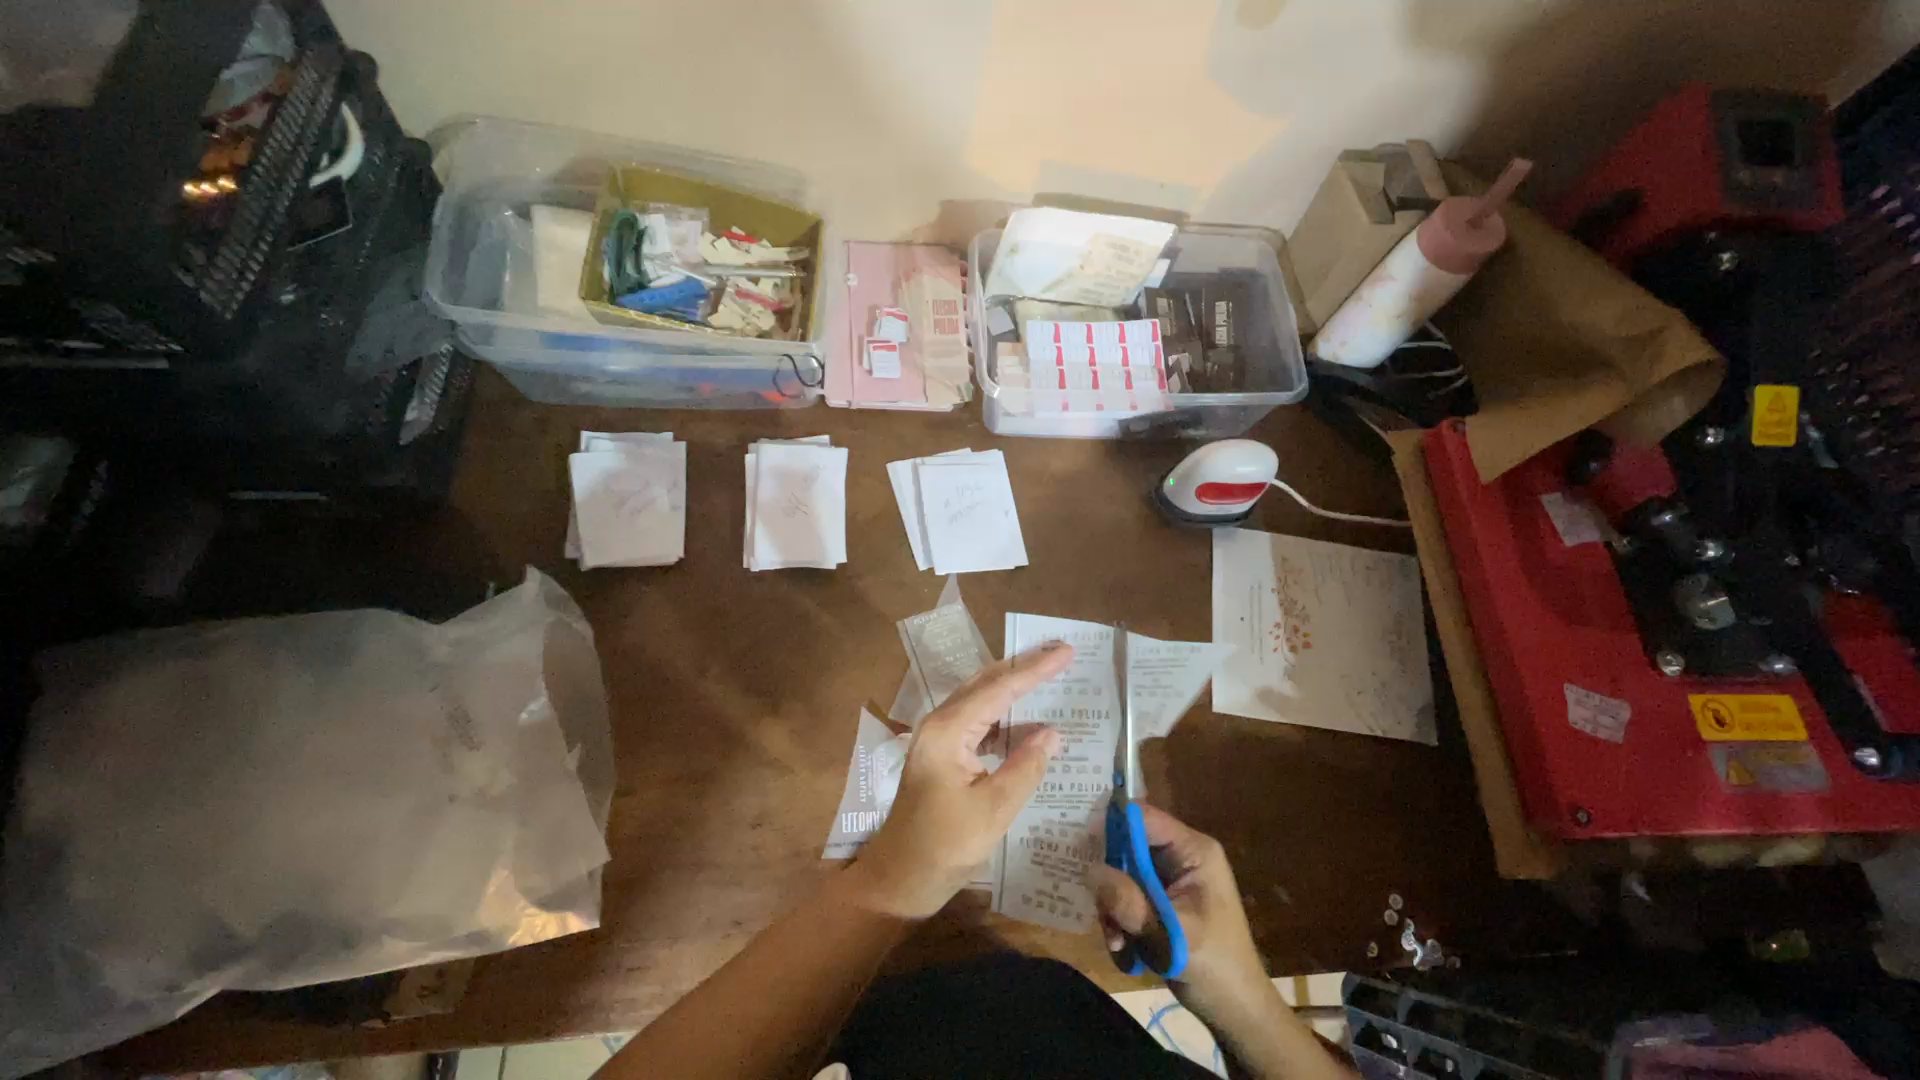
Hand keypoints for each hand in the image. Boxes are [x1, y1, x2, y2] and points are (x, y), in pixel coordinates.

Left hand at [845, 642, 1072, 918]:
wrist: (898, 879)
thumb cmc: (943, 847)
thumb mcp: (994, 810)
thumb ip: (1025, 767)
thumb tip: (1053, 734)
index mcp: (947, 731)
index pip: (999, 689)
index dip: (1035, 669)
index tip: (1066, 651)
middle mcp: (939, 725)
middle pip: (986, 684)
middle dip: (1023, 667)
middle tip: (1061, 652)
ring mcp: (937, 740)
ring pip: (981, 701)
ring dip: (1014, 689)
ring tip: (1050, 675)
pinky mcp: (942, 756)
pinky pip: (978, 723)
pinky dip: (1005, 717)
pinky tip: (1028, 724)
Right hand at [1089, 804, 1267, 1005]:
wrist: (1235, 1010)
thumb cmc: (1214, 966)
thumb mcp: (1170, 933)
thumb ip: (1130, 901)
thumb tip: (1090, 870)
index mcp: (1193, 851)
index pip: (1144, 818)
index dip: (1111, 825)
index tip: (1080, 844)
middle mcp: (1181, 857)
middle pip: (1128, 846)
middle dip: (1110, 879)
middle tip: (1101, 910)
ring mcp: (1170, 879)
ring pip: (1123, 874)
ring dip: (1113, 907)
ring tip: (1116, 939)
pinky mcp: (1160, 901)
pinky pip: (1127, 896)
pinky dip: (1120, 920)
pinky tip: (1123, 947)